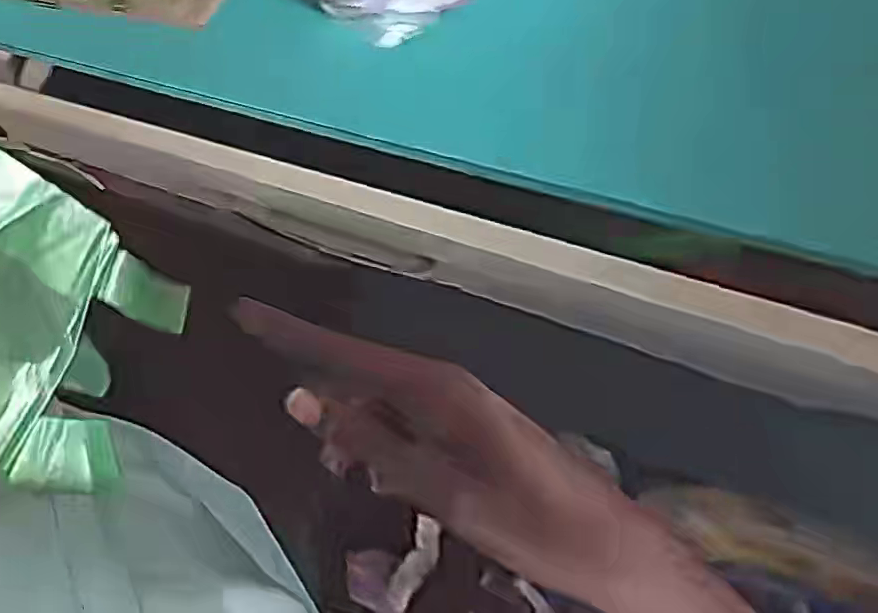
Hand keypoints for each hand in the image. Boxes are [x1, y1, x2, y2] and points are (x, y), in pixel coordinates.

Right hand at [233, 299, 746, 612]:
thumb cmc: (540, 526)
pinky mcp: (465, 424)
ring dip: (353, 429)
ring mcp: (455, 402)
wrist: (633, 565)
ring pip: (377, 400)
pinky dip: (380, 440)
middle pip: (356, 375)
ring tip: (345, 469)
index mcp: (433, 387)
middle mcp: (440, 383)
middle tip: (314, 447)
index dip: (288, 330)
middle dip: (323, 402)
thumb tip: (297, 398)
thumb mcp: (444, 491)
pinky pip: (401, 418)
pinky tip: (382, 473)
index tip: (244, 312)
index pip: (341, 349)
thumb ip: (367, 442)